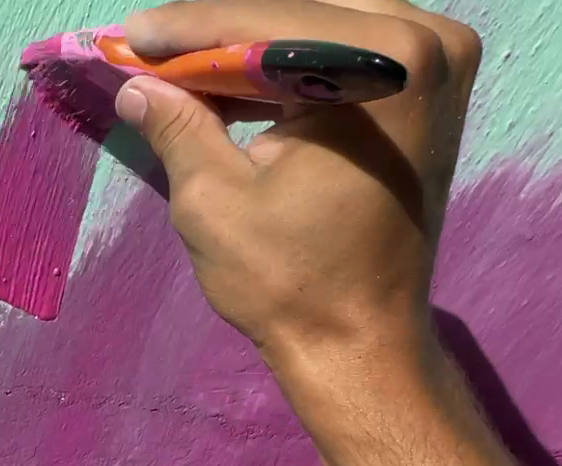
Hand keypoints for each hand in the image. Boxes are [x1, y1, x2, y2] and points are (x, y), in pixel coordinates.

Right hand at [115, 0, 480, 378]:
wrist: (357, 337)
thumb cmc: (287, 280)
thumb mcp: (213, 202)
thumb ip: (179, 128)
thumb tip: (135, 84)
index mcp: (379, 64)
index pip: (260, 23)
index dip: (184, 28)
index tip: (126, 34)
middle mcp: (424, 42)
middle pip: (293, 14)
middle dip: (213, 34)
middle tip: (146, 51)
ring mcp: (435, 61)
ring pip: (315, 28)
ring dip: (244, 49)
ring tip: (177, 70)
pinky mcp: (425, 89)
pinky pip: (340, 54)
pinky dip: (282, 68)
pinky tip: (230, 86)